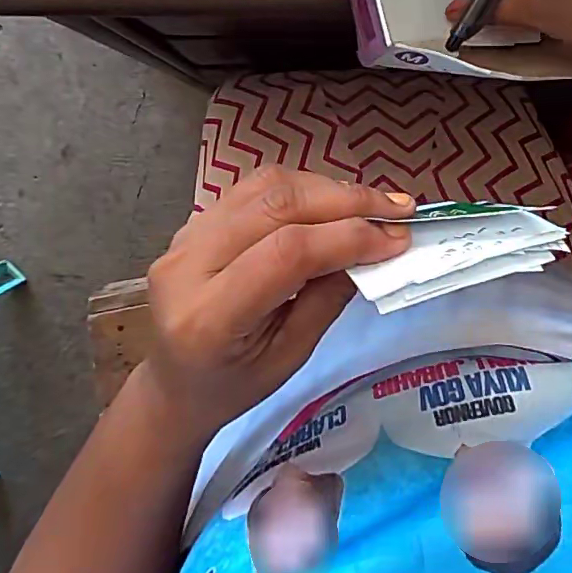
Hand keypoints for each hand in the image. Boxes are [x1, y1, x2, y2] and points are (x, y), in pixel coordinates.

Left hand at [140, 167, 413, 438]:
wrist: (173, 384)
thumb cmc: (233, 386)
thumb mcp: (290, 357)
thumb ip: (328, 296)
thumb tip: (375, 245)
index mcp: (209, 316)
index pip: (287, 252)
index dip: (348, 236)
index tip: (398, 237)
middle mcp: (188, 264)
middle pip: (276, 205)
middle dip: (346, 200)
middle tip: (397, 208)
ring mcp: (184, 236)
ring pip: (265, 186)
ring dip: (326, 187)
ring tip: (370, 204)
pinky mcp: (192, 222)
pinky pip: (252, 189)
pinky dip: (300, 188)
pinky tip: (330, 202)